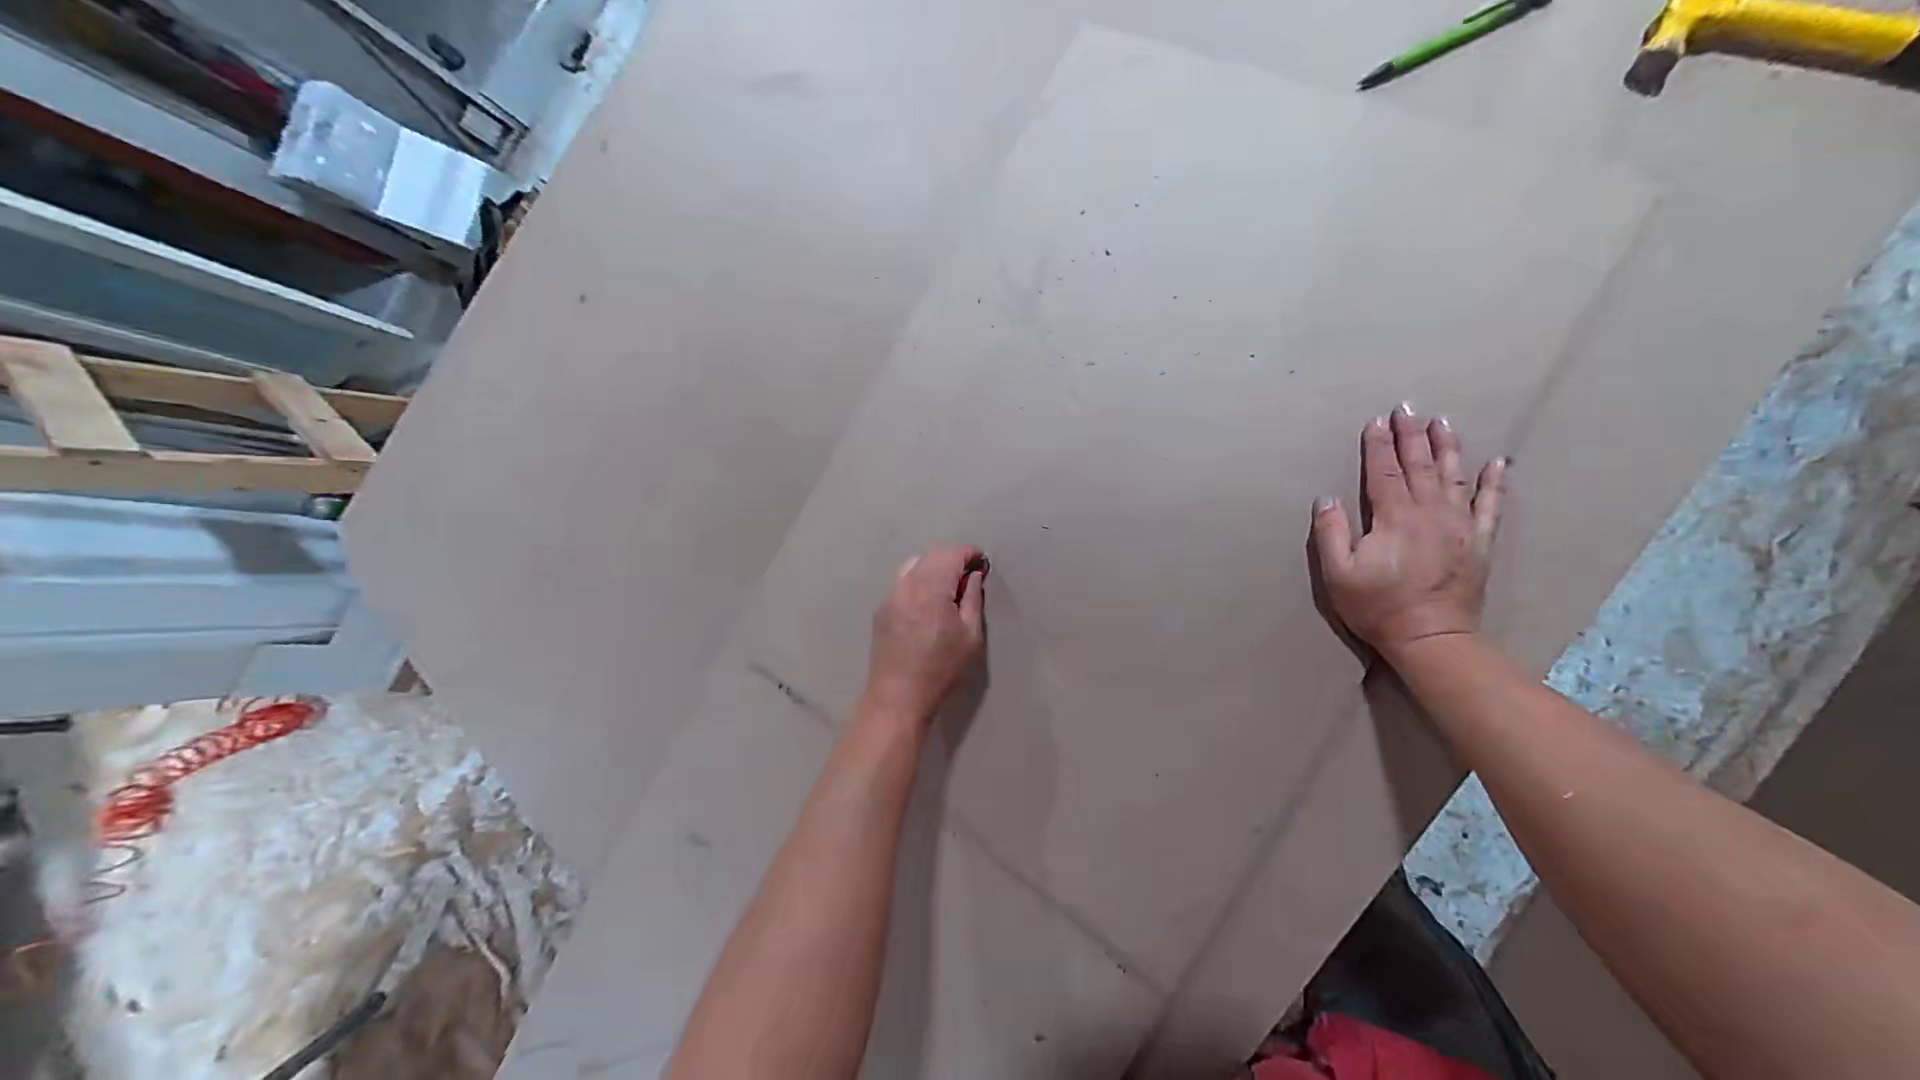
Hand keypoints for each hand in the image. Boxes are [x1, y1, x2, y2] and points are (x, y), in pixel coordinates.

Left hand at [865, 544, 988, 720]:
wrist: (899, 695)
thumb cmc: (942, 669)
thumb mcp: (970, 636)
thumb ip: (973, 599)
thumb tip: (973, 576)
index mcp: (931, 588)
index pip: (952, 554)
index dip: (970, 553)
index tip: (982, 563)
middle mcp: (907, 585)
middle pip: (932, 555)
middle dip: (953, 559)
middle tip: (970, 576)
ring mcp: (890, 596)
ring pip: (914, 565)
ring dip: (935, 567)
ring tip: (949, 588)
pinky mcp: (882, 609)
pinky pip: (903, 582)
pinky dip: (919, 580)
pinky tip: (929, 602)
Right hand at [1309, 404, 1505, 657]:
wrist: (1431, 638)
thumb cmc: (1377, 606)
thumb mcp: (1337, 573)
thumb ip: (1331, 532)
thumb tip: (1327, 498)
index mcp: (1393, 518)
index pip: (1384, 472)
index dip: (1378, 446)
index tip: (1376, 421)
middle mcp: (1429, 513)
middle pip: (1419, 466)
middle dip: (1411, 436)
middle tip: (1407, 408)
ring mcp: (1458, 526)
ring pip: (1453, 477)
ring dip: (1447, 447)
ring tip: (1442, 422)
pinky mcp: (1478, 543)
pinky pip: (1490, 506)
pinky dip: (1494, 483)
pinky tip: (1498, 463)